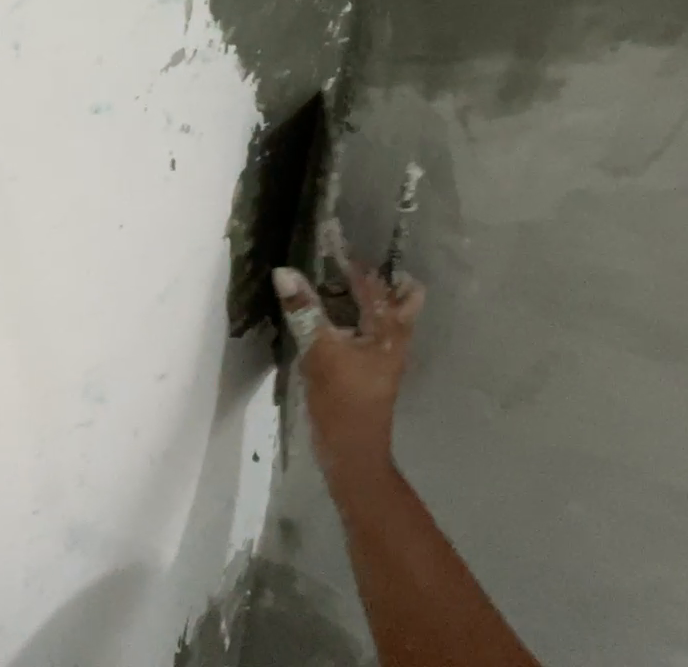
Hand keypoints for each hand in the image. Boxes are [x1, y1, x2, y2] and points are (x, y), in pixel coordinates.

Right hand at [272, 221, 423, 477]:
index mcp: (387, 329)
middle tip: (352, 260)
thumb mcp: (319, 351)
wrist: (352, 453)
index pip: (371, 282)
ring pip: (386, 315)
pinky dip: (355, 316)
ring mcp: (384, 355)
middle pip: (403, 297)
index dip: (350, 258)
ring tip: (337, 279)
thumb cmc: (342, 400)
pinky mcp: (370, 369)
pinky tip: (331, 315)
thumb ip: (303, 310)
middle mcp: (393, 338)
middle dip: (383, 276)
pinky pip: (368, 331)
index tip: (331, 234)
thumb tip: (285, 271)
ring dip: (368, 296)